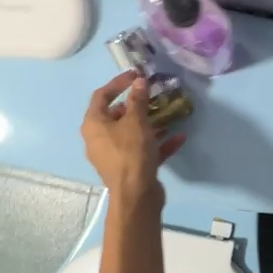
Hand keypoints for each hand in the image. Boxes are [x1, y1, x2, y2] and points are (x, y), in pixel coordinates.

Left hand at [82, 73, 184, 205]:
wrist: (136, 196)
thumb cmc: (131, 153)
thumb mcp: (136, 121)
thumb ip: (138, 100)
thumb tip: (140, 82)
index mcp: (94, 124)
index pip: (102, 95)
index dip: (119, 83)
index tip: (137, 76)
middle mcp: (99, 139)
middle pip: (117, 115)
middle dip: (137, 105)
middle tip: (154, 97)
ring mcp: (114, 156)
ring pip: (132, 134)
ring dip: (150, 124)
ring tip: (169, 115)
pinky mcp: (130, 169)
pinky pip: (144, 150)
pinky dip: (158, 143)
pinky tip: (179, 138)